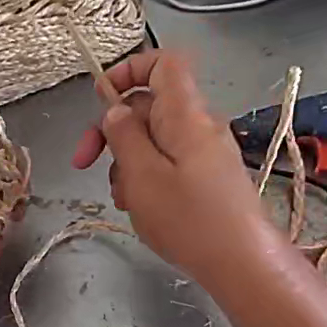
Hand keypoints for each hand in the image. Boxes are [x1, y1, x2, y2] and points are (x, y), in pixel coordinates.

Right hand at [72, 50, 279, 291]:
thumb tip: (115, 109)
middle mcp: (198, 126)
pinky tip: (140, 206)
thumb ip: (124, 136)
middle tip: (85, 163)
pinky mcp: (207, 178)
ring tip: (123, 197)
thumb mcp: (142, 176)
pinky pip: (168, 163)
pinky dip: (146, 178)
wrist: (242, 263)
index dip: (129, 70)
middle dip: (112, 131)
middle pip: (148, 106)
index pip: (163, 63)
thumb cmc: (188, 218)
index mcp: (185, 115)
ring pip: (153, 140)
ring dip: (126, 162)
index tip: (101, 98)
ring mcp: (205, 153)